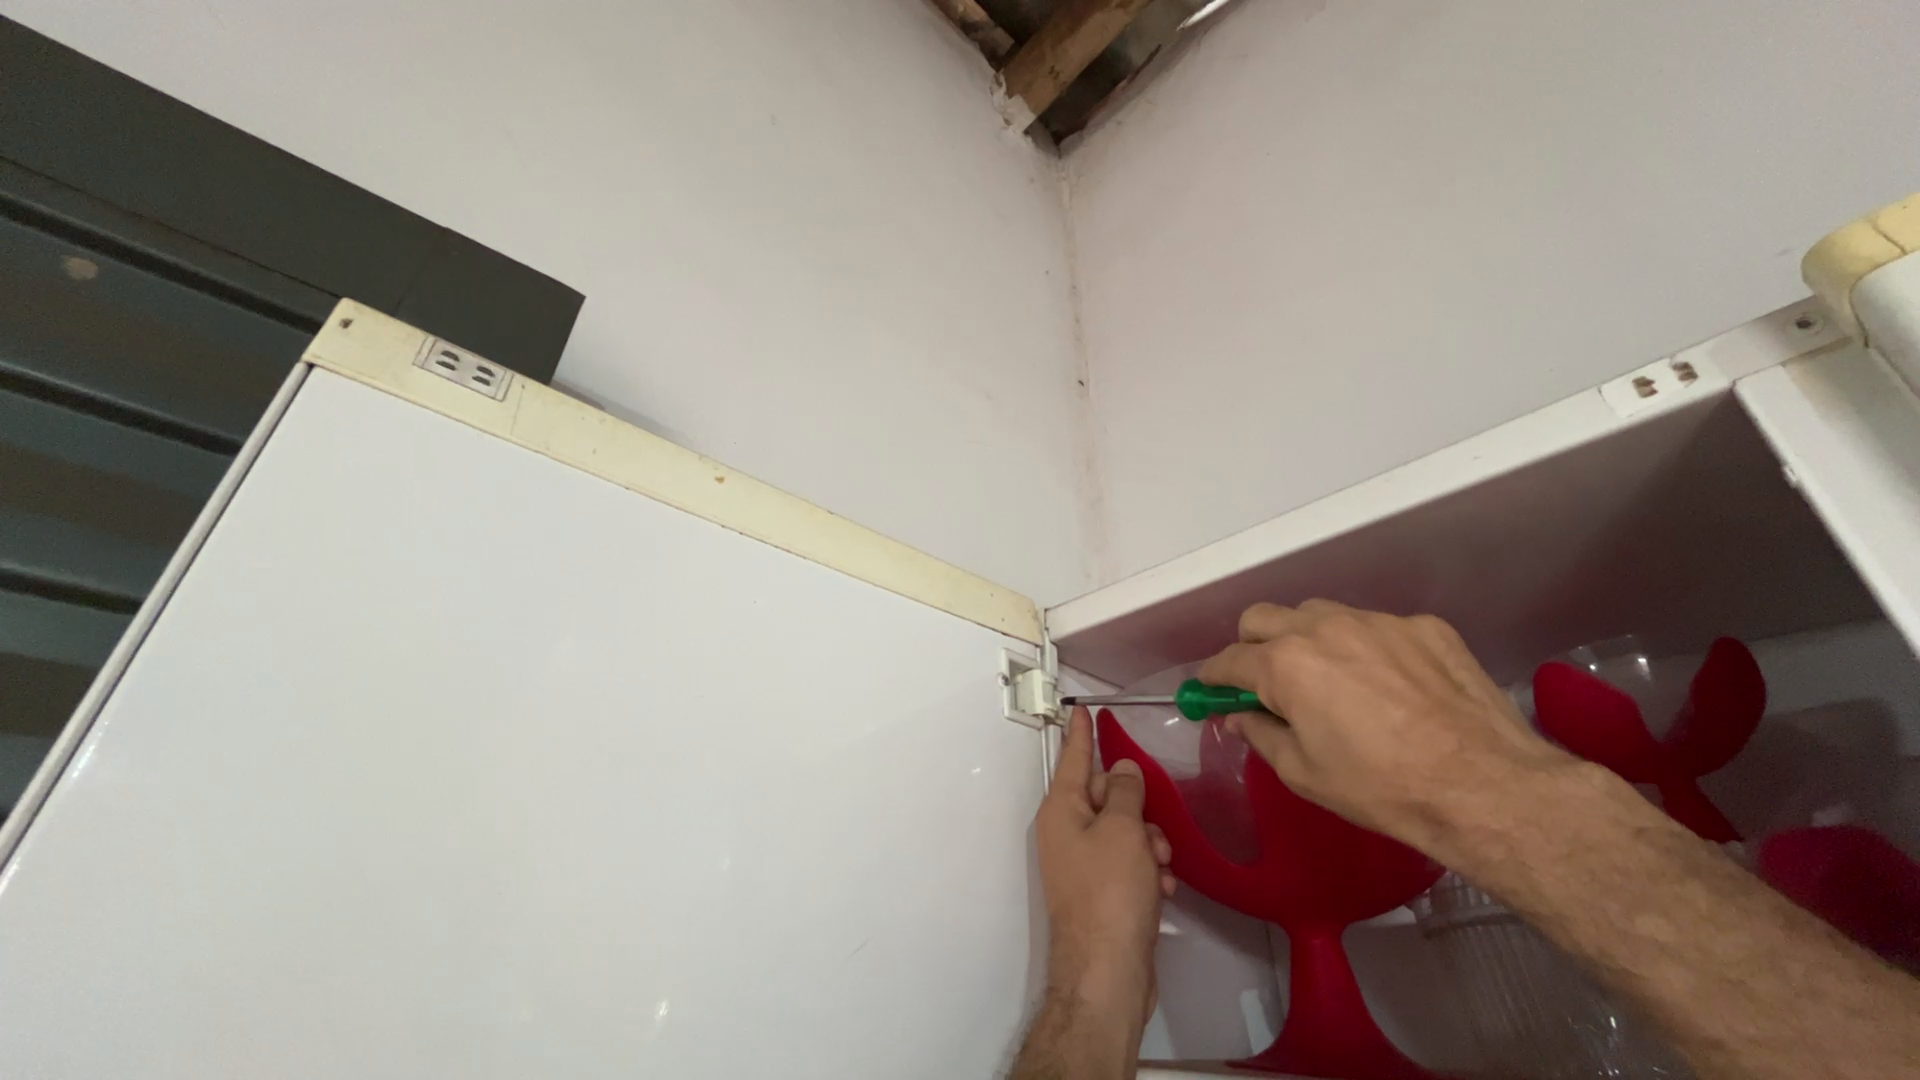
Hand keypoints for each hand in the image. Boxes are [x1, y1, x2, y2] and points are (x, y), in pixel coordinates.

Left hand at [1035, 706, 1174, 1021]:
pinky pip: (1127, 863)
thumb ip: (1125, 792)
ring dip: (1148, 843)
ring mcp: (1082, 864)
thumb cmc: (1111, 892)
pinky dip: (1147, 871)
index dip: (1082, 734)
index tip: (1082, 710)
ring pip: (1122, 831)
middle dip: (1135, 808)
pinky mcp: (1101, 891)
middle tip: (1153, 831)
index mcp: (1061, 810)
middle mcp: (1066, 832)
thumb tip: (1121, 769)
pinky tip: (1161, 890)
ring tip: (1161, 867)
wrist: (1108, 971)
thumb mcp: (1123, 831)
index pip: (1074, 759)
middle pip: (1104, 796)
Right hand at [1198, 600, 1581, 853]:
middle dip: (1252, 646)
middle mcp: (1324, 628)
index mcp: (1285, 665)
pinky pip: (1375, 627)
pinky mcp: (1423, 627)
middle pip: (1263, 618)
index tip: (1212, 691)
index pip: (1228, 660)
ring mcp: (1377, 622)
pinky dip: (1366, 649)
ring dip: (1306, 640)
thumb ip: (1261, 734)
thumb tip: (1240, 716)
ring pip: (1319, 614)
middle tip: (1265, 682)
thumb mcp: (1303, 773)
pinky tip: (1390, 686)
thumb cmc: (1381, 788)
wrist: (1486, 788)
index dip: (1214, 678)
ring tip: (1330, 679)